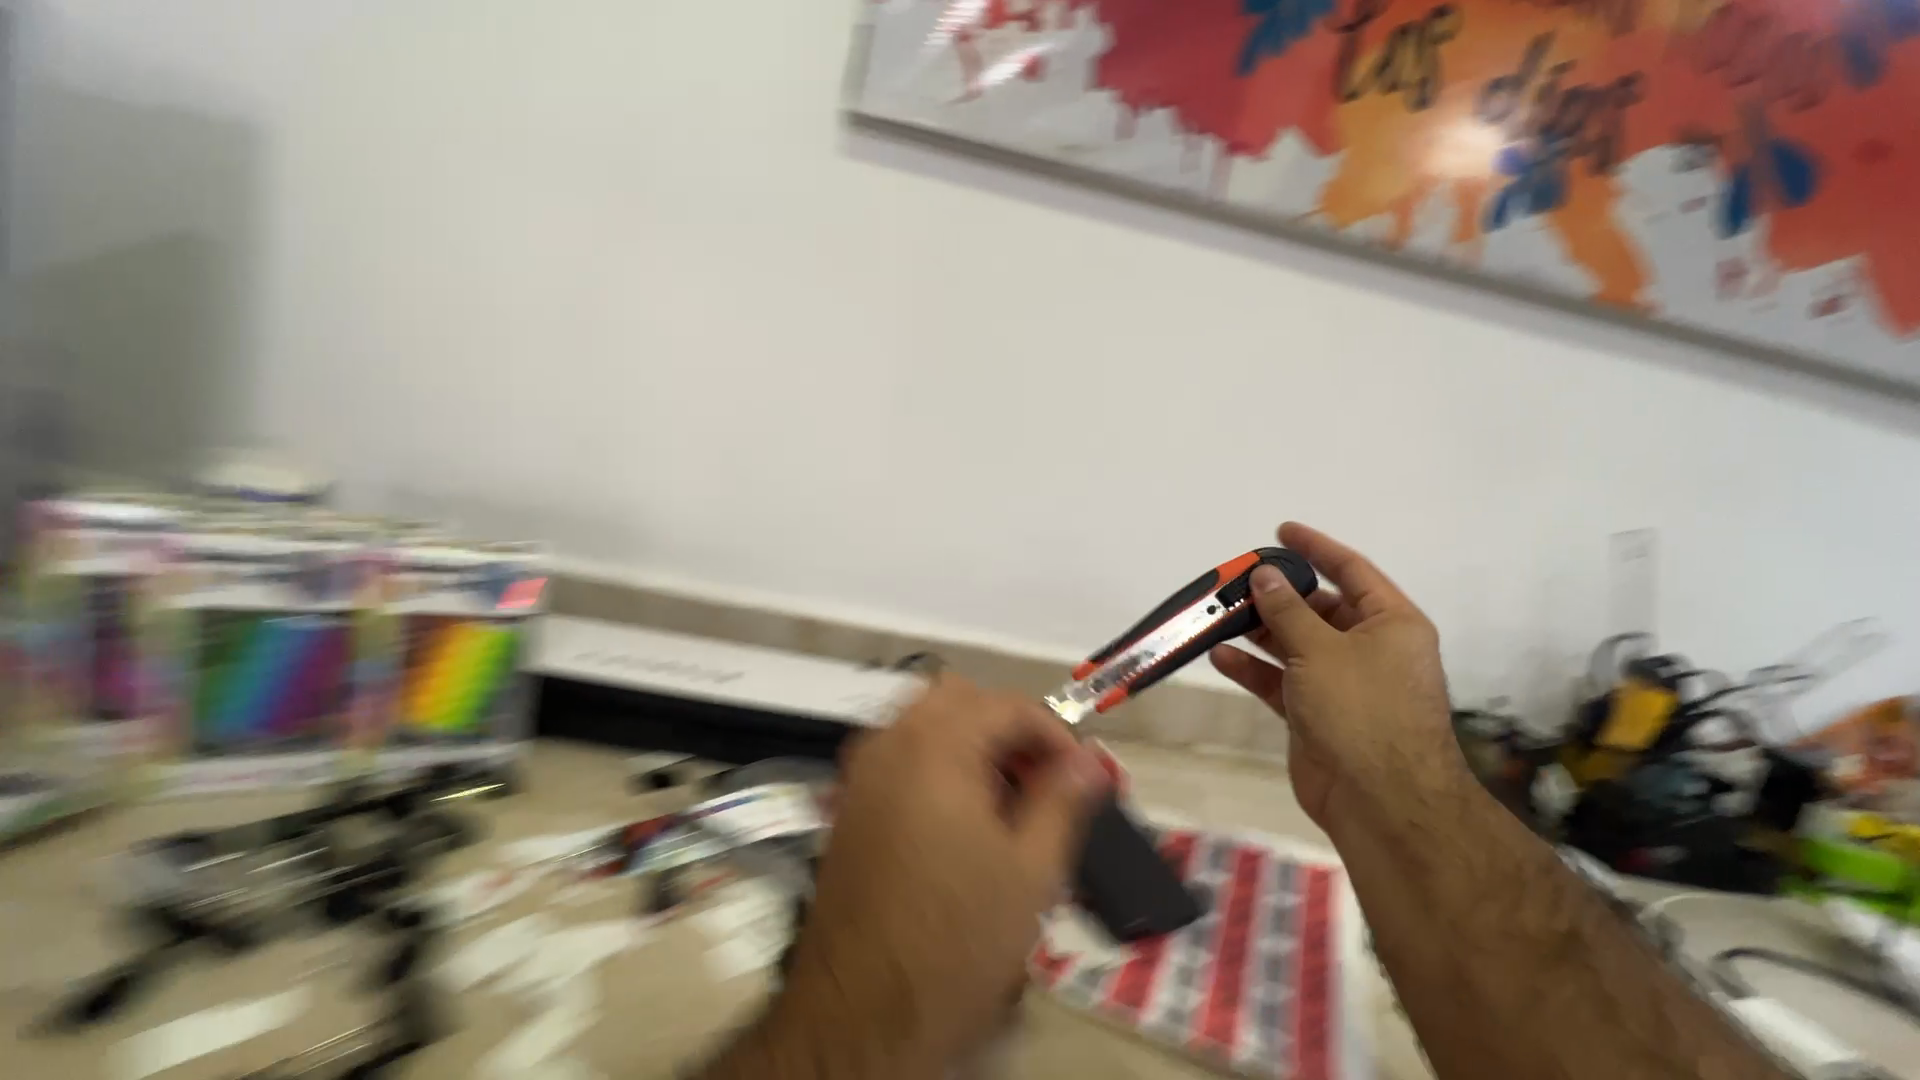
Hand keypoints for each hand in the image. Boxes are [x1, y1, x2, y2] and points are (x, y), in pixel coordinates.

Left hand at [777, 676, 1109, 1075]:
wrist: (860, 1014)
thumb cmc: (955, 941)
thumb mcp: (1030, 872)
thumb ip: (1062, 801)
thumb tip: (1089, 761)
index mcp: (935, 746)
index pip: (1007, 706)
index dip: (1055, 735)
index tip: (1084, 779)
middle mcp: (890, 743)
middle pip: (958, 698)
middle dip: (1007, 728)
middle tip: (1042, 780)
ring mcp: (861, 773)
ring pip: (923, 721)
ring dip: (970, 741)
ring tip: (1006, 799)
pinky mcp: (849, 805)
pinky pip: (898, 754)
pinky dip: (935, 762)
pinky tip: (961, 818)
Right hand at [1210, 522, 1464, 828]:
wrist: (1379, 798)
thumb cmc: (1361, 709)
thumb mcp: (1322, 648)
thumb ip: (1287, 609)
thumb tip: (1264, 575)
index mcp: (1390, 623)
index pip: (1352, 570)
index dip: (1316, 548)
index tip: (1281, 531)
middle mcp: (1369, 648)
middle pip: (1318, 608)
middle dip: (1277, 594)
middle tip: (1235, 582)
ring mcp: (1341, 683)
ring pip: (1294, 644)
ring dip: (1259, 630)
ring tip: (1219, 614)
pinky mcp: (1315, 713)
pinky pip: (1280, 680)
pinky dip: (1253, 668)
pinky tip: (1220, 655)